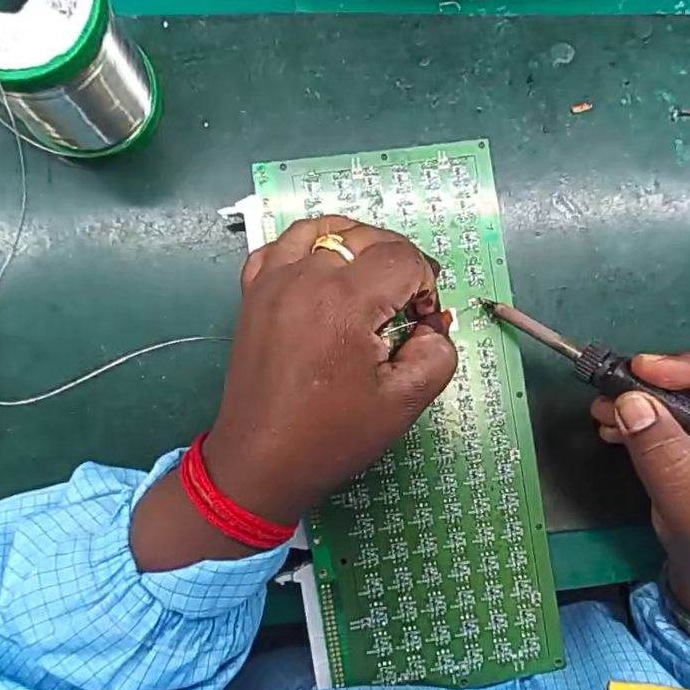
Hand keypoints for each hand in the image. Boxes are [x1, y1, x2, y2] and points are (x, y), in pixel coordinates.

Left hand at [132, 217, 456, 570]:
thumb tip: (431, 325)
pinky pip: (280, 247)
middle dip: (398, 262)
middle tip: (404, 306)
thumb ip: (437, 353)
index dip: (426, 286)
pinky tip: (320, 275)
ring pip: (322, 228)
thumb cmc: (331, 437)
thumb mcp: (405, 403)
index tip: (421, 324)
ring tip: (368, 280)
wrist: (262, 461)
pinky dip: (307, 249)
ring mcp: (272, 282)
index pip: (404, 258)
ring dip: (355, 244)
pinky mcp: (252, 296)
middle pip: (367, 236)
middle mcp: (305, 278)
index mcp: (345, 301)